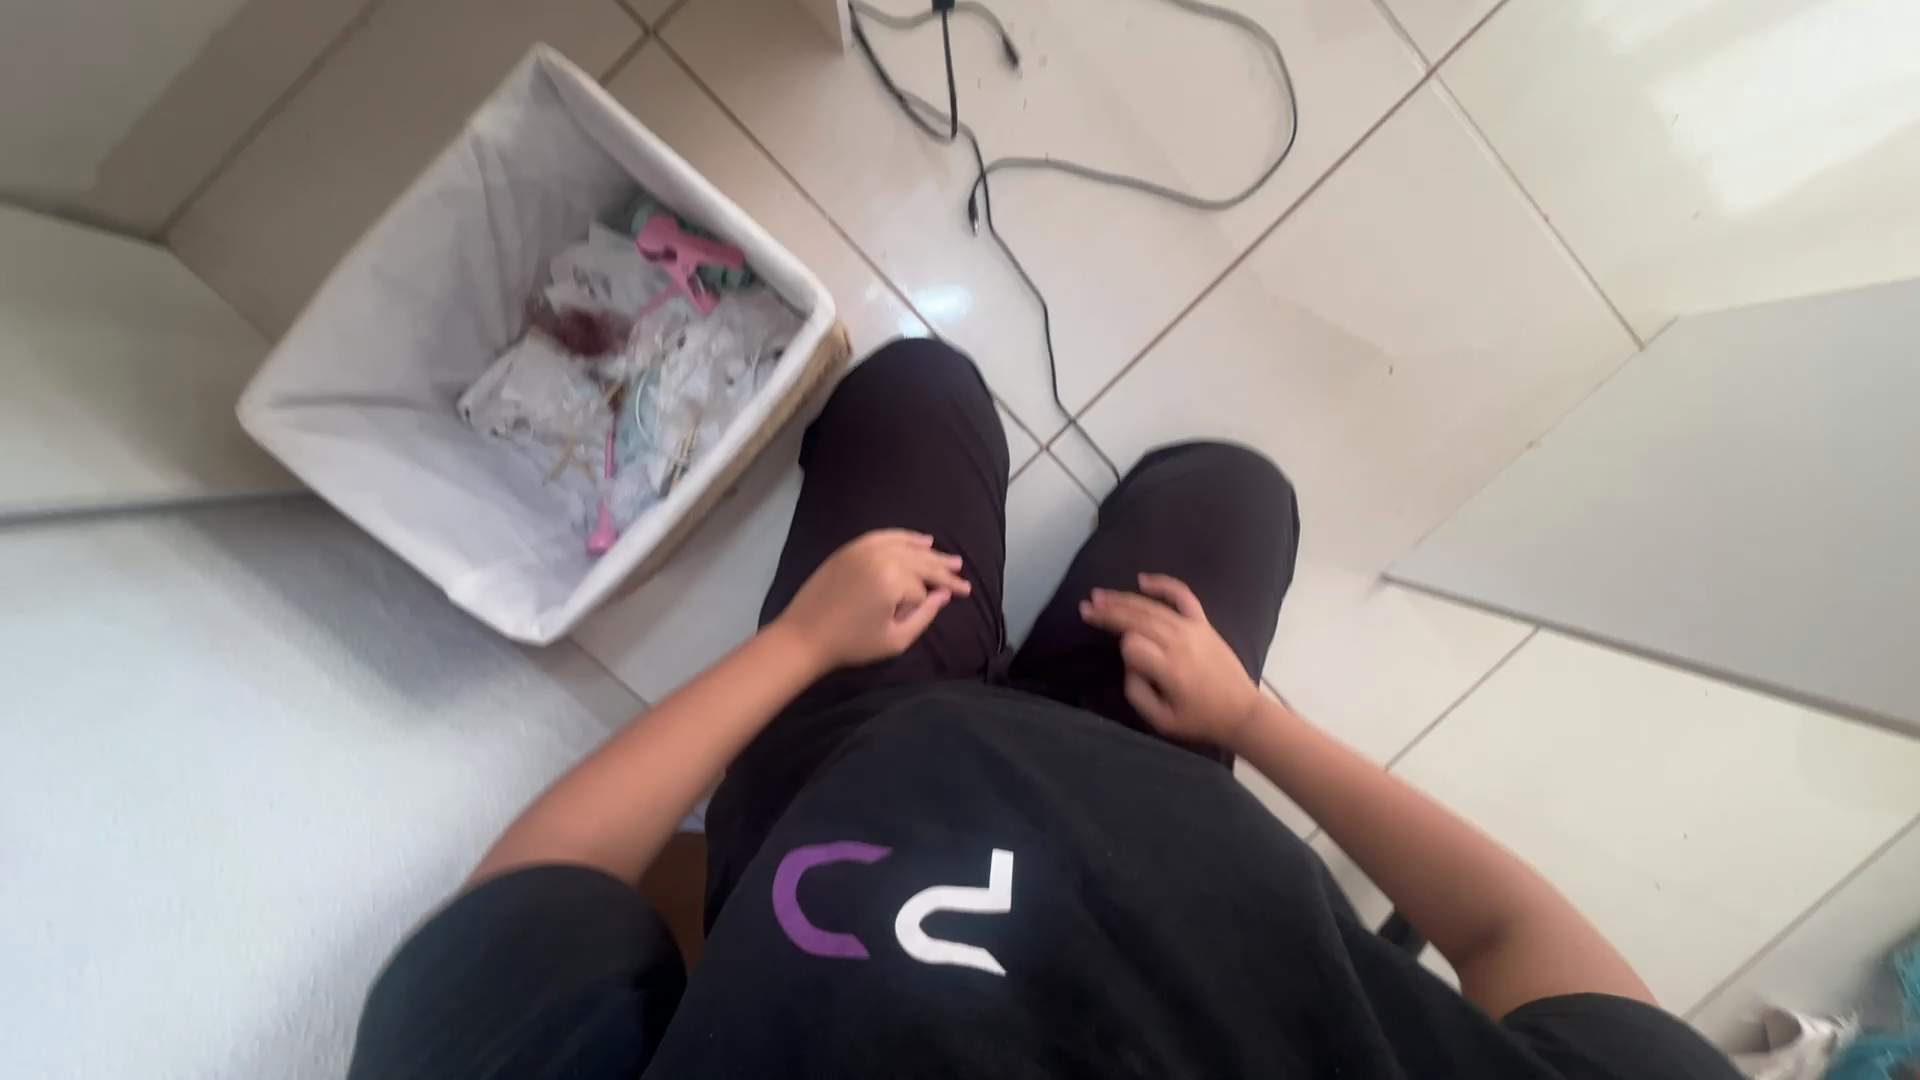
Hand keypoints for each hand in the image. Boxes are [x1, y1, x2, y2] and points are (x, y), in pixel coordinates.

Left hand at [772, 529, 971, 671]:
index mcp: (892, 580)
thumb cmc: (852, 644)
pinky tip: (923, 540)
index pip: (923, 590)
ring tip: (952, 561)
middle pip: (922, 563)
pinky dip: (906, 537)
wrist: (805, 635)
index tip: (939, 610)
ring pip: (908, 548)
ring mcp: (865, 548)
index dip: (928, 605)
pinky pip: (886, 536)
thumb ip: (925, 616)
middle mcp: (881, 557)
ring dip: (931, 555)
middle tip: (964, 579)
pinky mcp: (852, 547)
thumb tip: (944, 596)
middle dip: (944, 573)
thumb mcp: (895, 639)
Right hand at [1079, 573, 1263, 747]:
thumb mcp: (1162, 721)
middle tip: (1085, 607)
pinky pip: (1183, 596)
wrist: (1242, 712)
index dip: (1123, 651)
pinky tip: (1142, 580)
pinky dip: (1163, 584)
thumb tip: (1130, 664)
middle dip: (1109, 612)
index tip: (1127, 663)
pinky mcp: (1203, 623)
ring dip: (1123, 599)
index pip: (1132, 645)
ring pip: (1152, 607)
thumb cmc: (1200, 719)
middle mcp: (1179, 642)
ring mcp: (1193, 629)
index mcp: (1170, 668)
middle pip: (1137, 618)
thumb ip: (1137, 692)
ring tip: (1100, 595)